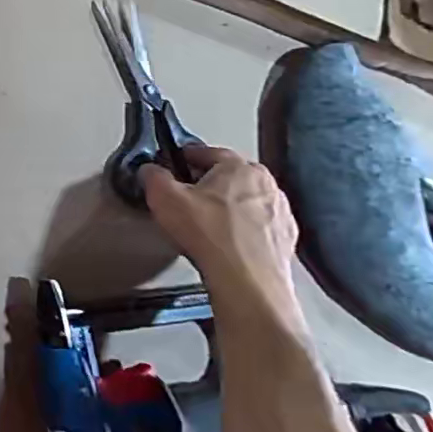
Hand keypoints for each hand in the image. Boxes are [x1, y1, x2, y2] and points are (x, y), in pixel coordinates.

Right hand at [142, 146, 301, 319]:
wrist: (246, 279)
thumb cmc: (212, 237)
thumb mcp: (163, 198)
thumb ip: (153, 176)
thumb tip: (150, 171)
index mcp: (240, 168)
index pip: (208, 152)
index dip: (184, 158)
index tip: (174, 165)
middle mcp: (266, 185)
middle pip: (228, 176)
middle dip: (206, 184)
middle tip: (184, 198)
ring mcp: (278, 212)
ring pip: (244, 201)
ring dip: (225, 208)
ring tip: (202, 225)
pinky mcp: (283, 237)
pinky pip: (256, 225)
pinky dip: (240, 230)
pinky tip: (221, 242)